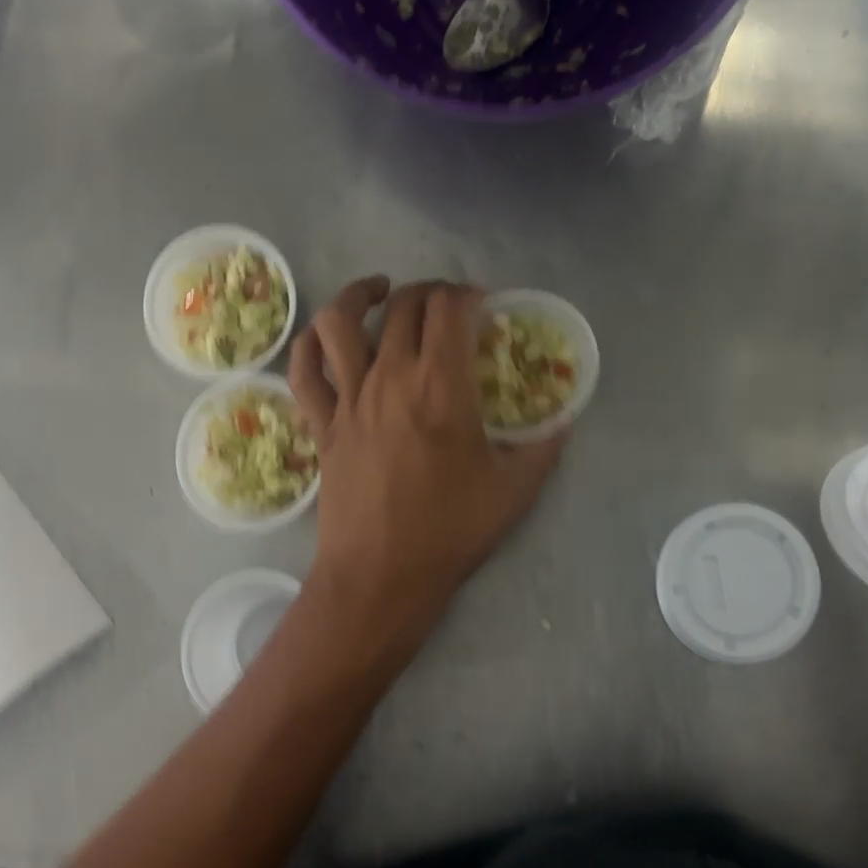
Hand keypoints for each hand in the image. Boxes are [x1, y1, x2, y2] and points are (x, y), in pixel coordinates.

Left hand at [288, 278, 566, 645]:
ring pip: (340, 321)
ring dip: (359, 295)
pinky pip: (304, 370)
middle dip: (428, 291)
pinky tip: (326, 339)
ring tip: (378, 292)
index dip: (468, 293)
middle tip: (446, 304)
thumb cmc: (450, 532)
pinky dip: (309, 345)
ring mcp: (349, 398)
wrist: (381, 577)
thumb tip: (564, 423)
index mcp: (443, 387)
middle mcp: (391, 378)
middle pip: (403, 305)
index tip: (482, 304)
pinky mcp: (322, 423)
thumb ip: (543, 449)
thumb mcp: (514, 491)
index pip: (450, 308)